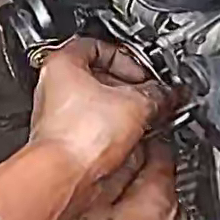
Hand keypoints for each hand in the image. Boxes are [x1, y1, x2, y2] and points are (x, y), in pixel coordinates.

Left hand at [28, 38, 169, 213]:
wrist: (64, 175)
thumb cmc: (80, 137)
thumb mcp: (134, 104)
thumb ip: (155, 93)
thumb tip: (166, 94)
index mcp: (62, 65)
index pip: (96, 44)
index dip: (126, 55)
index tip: (144, 70)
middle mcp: (53, 87)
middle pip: (98, 75)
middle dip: (129, 85)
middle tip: (150, 95)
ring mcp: (57, 113)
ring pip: (97, 102)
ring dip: (123, 108)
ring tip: (144, 116)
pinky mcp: (65, 137)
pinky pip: (93, 124)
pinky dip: (113, 127)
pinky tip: (130, 136)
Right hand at [70, 143, 178, 219]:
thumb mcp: (93, 207)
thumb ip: (106, 175)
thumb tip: (112, 151)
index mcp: (158, 195)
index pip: (161, 149)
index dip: (141, 134)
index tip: (124, 129)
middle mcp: (170, 210)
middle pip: (157, 168)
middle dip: (133, 156)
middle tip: (107, 151)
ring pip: (151, 189)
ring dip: (131, 179)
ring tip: (103, 176)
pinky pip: (146, 208)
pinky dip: (131, 200)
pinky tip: (107, 206)